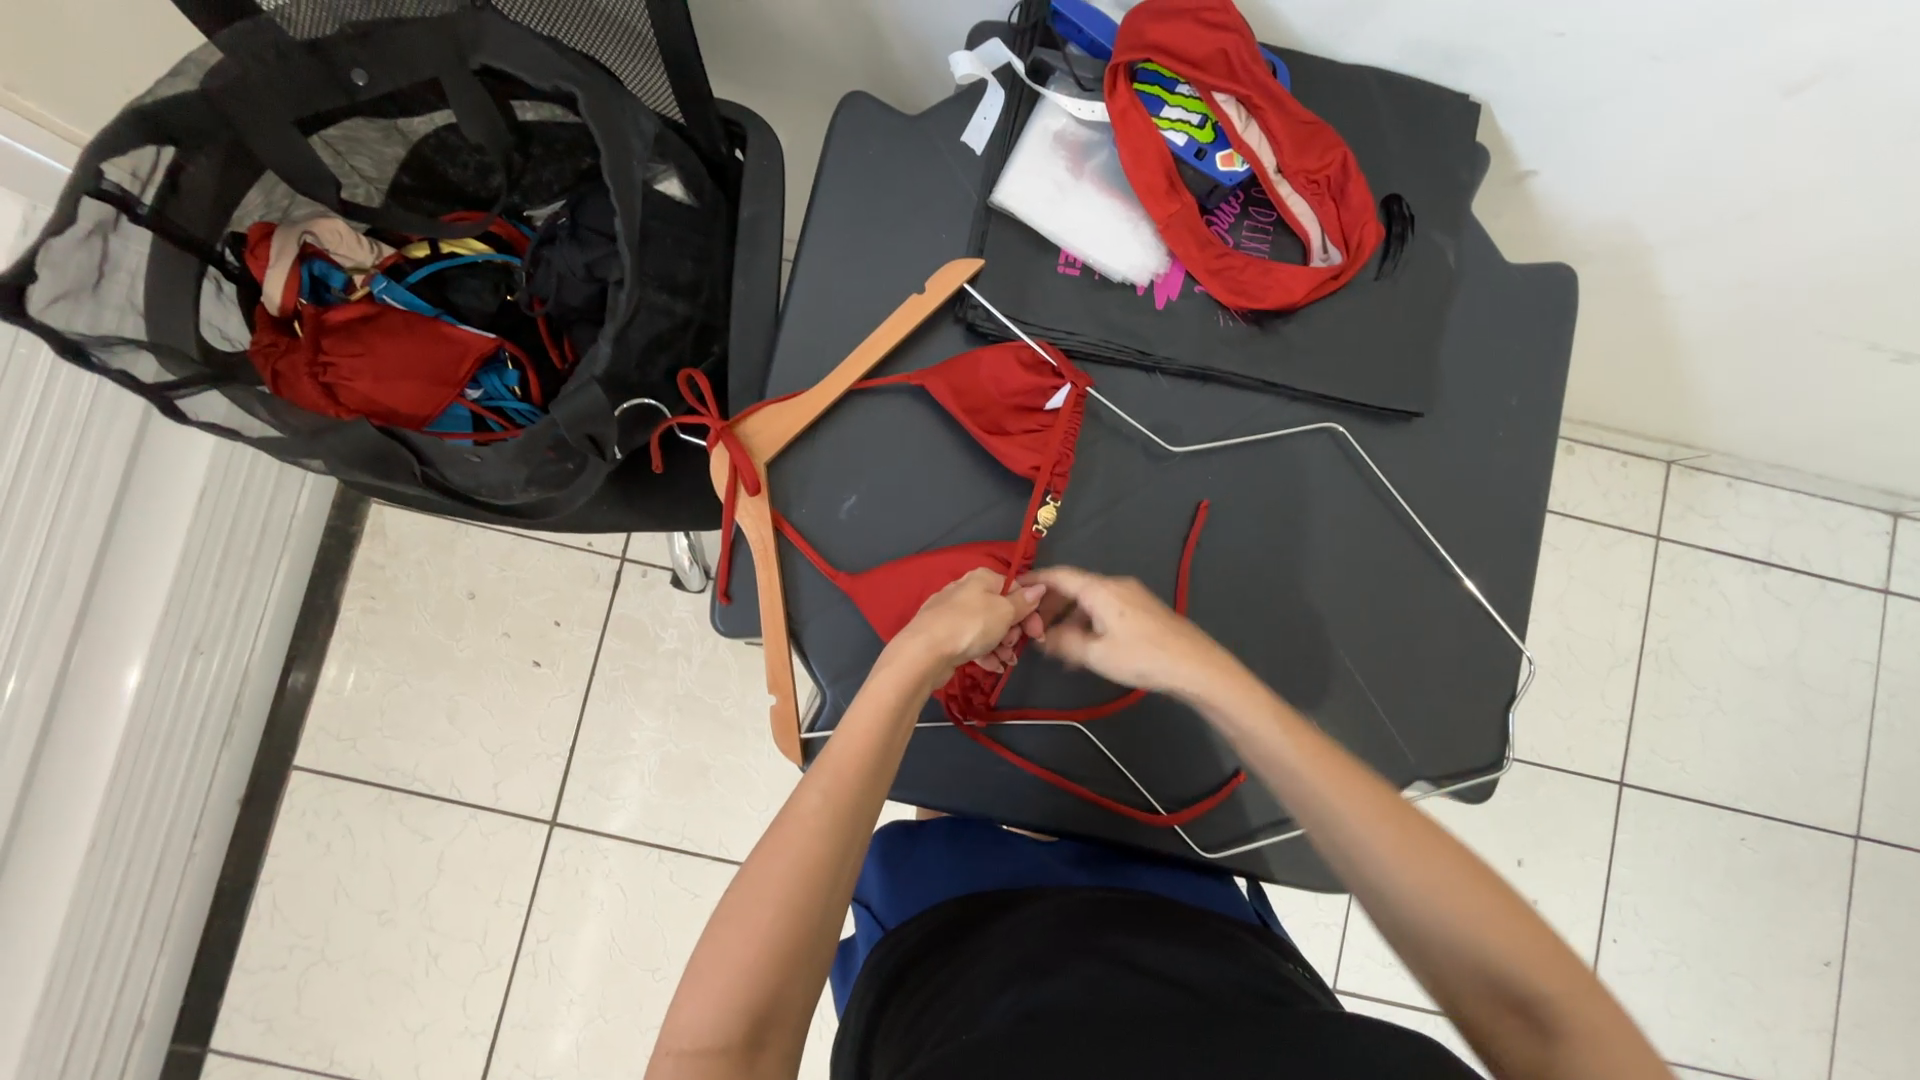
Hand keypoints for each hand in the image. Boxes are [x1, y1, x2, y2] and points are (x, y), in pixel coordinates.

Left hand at [885, 568, 1047, 686]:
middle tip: (1014, 646)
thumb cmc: (970, 625)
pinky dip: (984, 654)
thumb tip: (1039, 587)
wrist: (925, 651)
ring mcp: (953, 614)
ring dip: (1001, 646)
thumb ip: (1023, 601)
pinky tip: (992, 667)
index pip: (1014, 588)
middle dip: (1013, 631)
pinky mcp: (945, 636)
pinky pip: (972, 642)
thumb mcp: (1004, 611)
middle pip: (1000, 610)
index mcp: (982, 578)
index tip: (1036, 632)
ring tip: (1006, 661)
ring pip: (987, 629)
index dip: (1029, 611)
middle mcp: (967, 592)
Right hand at [1020, 565, 1237, 699]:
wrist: (1197, 667)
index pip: (1059, 576)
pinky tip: (1084, 648)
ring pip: (1090, 602)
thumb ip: (1064, 643)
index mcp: (1100, 589)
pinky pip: (1105, 610)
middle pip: (1074, 589)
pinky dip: (1088, 623)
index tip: (1014, 588)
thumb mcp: (1096, 655)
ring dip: (1069, 620)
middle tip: (1031, 629)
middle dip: (1050, 607)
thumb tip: (1041, 637)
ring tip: (1056, 647)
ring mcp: (1132, 596)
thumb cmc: (1143, 657)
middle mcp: (1115, 585)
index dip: (1035, 580)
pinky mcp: (1143, 610)